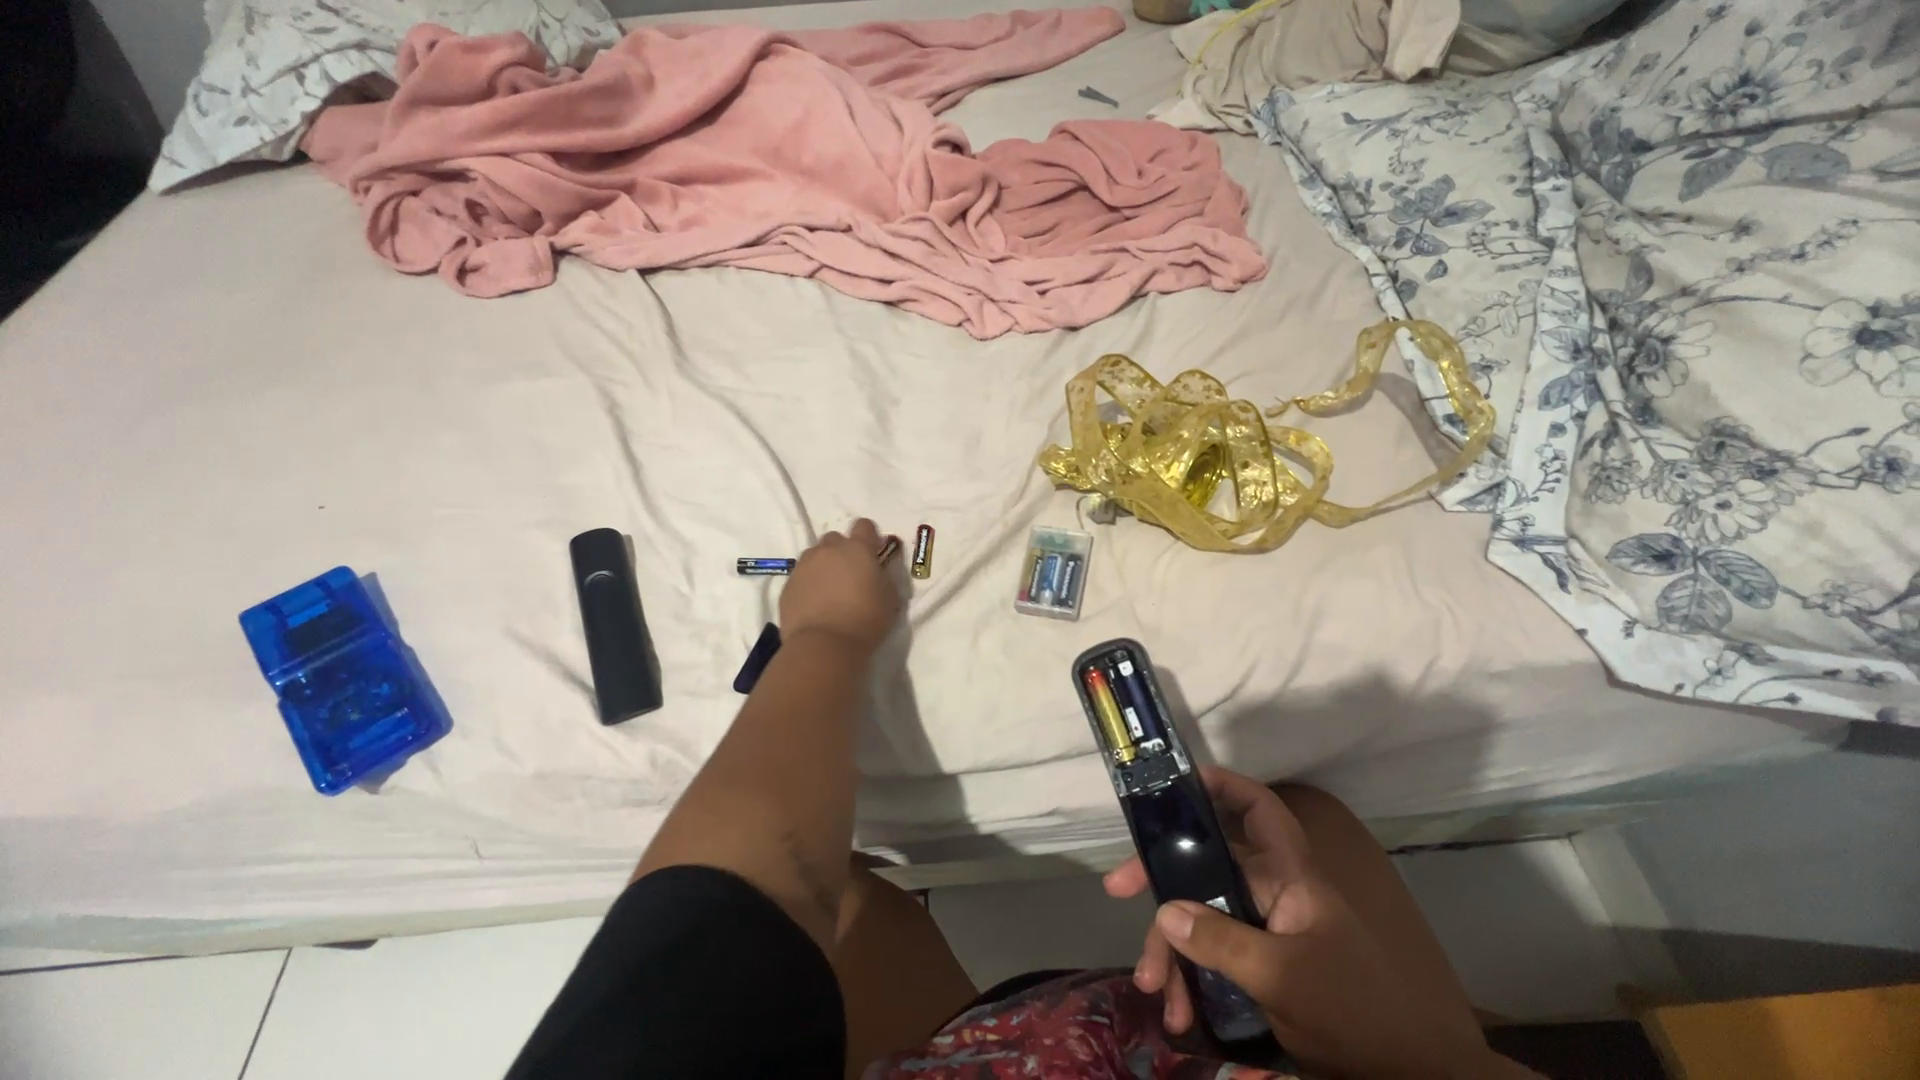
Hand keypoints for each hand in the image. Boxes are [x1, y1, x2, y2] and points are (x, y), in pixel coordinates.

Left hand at [778, 518, 900, 655]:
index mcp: (857, 549)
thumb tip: (876, 572)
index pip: (864, 525)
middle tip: (849, 575)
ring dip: (823, 566)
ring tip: (829, 591)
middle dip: (842, 551)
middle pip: (835, 538)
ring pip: (814, 556)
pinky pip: (800, 576)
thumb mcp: (890, 598)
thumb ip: (883, 577)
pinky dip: (808, 585)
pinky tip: (815, 605)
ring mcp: (804, 566)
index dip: (869, 537)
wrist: (824, 644)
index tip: (872, 553)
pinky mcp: (788, 585)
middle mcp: (828, 550)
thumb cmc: (866, 620)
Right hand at [1104, 768, 1496, 1079]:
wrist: (1412, 1075)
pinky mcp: (1262, 968)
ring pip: (1203, 919)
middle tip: (1116, 892)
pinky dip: (1192, 981)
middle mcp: (1274, 894)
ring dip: (1173, 952)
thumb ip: (1221, 941)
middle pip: (1208, 867)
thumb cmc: (1354, 1012)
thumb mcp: (1282, 978)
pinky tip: (1181, 1016)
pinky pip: (1214, 958)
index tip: (1175, 785)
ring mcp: (1267, 931)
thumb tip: (1165, 911)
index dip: (1222, 785)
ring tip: (1156, 995)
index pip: (1258, 809)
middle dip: (1163, 884)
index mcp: (1290, 877)